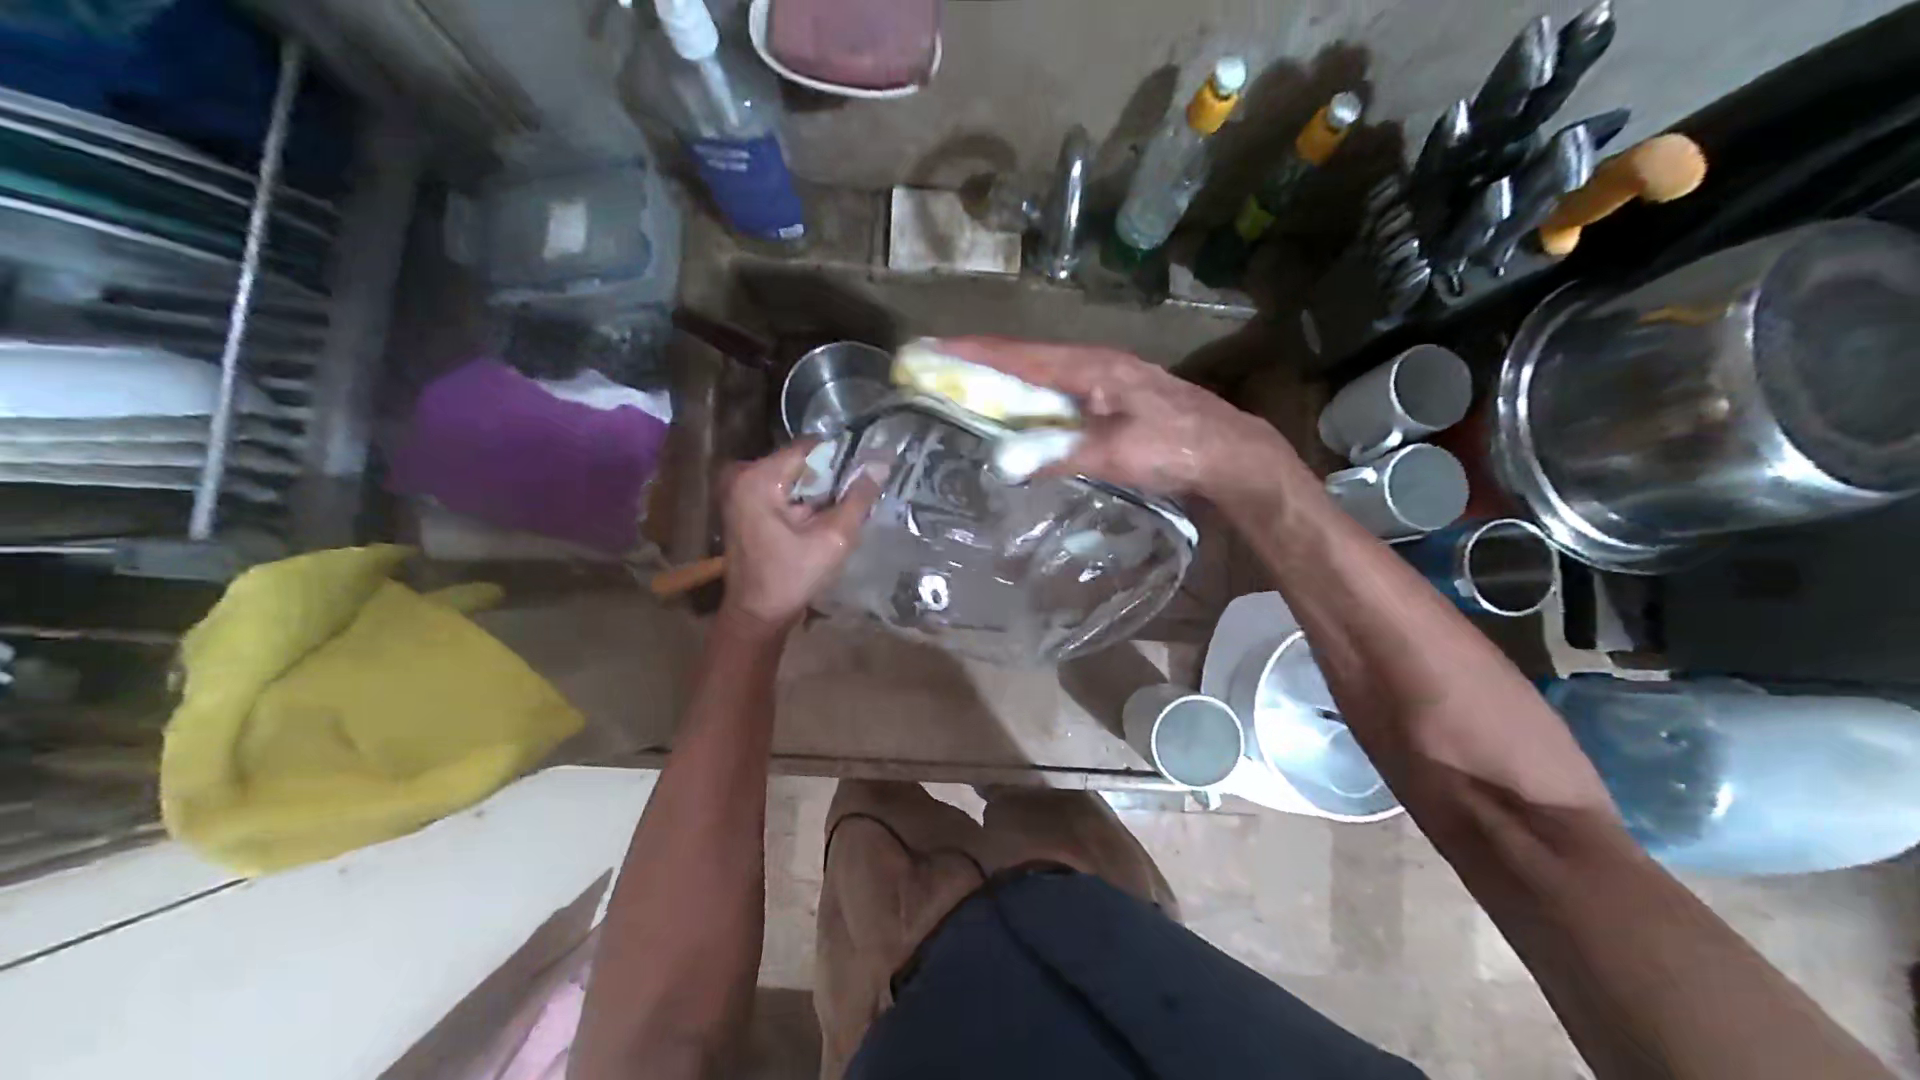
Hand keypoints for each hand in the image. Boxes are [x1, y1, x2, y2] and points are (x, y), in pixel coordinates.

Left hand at [719, 440, 885, 631]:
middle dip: (830, 478)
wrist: (756, 614)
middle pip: (801, 460)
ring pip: (794, 475)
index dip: (841, 458)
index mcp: (758, 477)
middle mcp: (742, 474)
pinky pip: (782, 489)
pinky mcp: (743, 503)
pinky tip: (818, 521)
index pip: (810, 447)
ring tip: (837, 513)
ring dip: (818, 490)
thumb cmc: (792, 578)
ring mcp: (739, 488)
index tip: (864, 476)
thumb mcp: (834, 538)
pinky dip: (803, 500)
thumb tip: (881, 463)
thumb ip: (858, 497)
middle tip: (852, 502)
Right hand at [931, 337, 1297, 497]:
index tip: (932, 348)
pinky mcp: (1114, 396)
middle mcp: (1094, 364)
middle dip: (980, 361)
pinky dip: (1031, 398)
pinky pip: (1059, 391)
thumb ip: (1059, 452)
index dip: (973, 352)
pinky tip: (1021, 412)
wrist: (1231, 452)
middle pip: (1025, 357)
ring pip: (1042, 374)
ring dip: (1004, 379)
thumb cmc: (1175, 447)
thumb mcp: (1116, 453)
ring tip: (967, 387)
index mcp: (1089, 367)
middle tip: (938, 368)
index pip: (1019, 355)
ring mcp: (1106, 378)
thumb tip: (1004, 461)